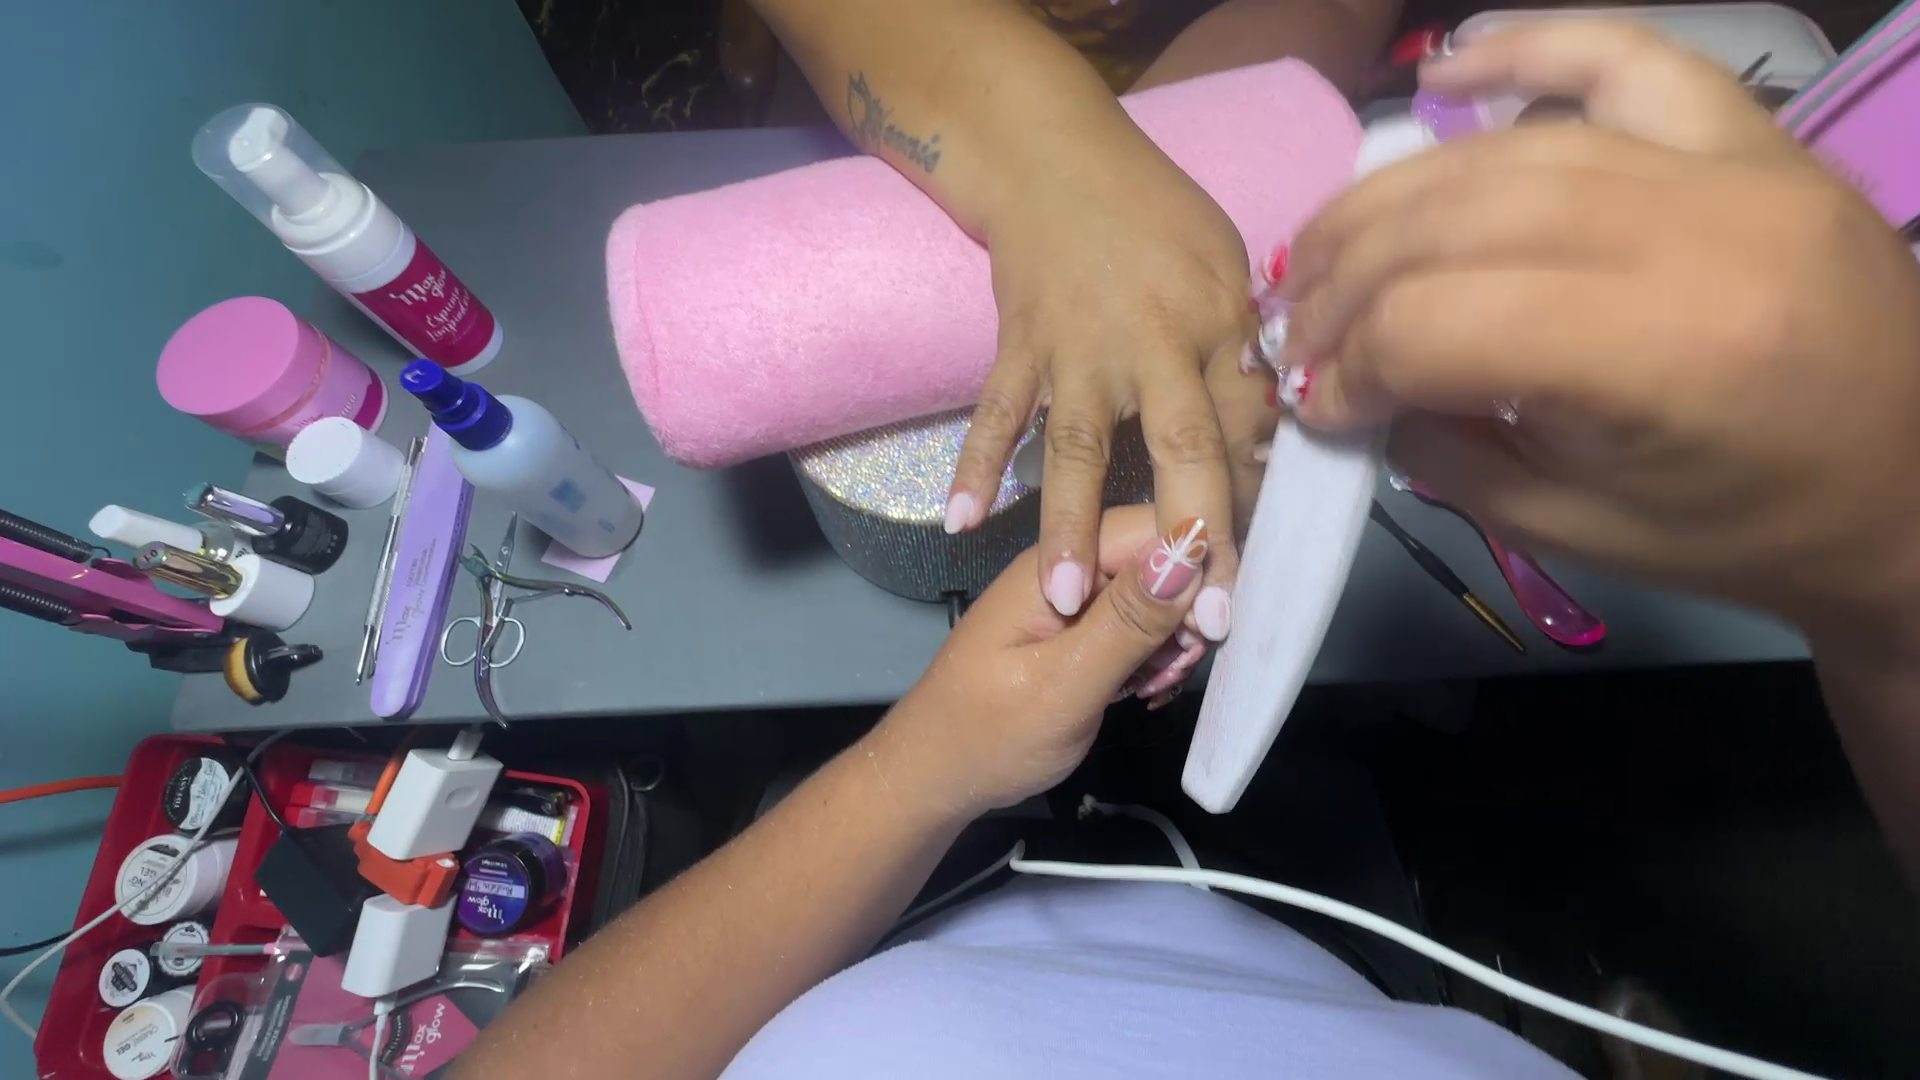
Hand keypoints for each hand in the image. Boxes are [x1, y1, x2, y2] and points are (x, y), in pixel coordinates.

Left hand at [878, 506, 1213, 817]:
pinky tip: (1142, 693)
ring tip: (1150, 690)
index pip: (1149, 526)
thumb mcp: (1064, 682)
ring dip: (1170, 644)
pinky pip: (1136, 630)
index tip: (1214, 626)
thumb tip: (1189, 550)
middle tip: (1171, 671)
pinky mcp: (1079, 632)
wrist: (939, 774)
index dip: (1196, 564)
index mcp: (1055, 563)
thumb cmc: (990, 732)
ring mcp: (1073, 601)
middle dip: (1185, 613)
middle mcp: (1067, 568)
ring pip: (1155, 600)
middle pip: (1159, 560)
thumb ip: (1127, 621)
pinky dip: (1151, 660)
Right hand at [945, 152, 1261, 642]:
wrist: (1059, 164)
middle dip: (1192, 534)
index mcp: (1219, 324)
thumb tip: (1258, 444)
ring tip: (1066, 599)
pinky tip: (956, 522)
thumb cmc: (1157, 218)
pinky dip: (973, 467)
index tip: (1244, 579)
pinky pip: (995, 415)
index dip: (1251, 507)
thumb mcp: (1227, 269)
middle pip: (1181, 448)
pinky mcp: (1018, 349)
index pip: (1248, 430)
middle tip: (1197, 620)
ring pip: (1078, 448)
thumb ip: (1241, 355)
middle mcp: (1154, 343)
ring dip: (1071, 525)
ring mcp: (1077, 350)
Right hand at [1274, 22, 1919, 638]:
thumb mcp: (1548, 522)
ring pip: (1497, 153)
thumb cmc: (1724, 528)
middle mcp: (1699, 234)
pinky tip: (1443, 73)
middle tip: (1299, 339)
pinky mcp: (1744, 136)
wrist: (1906, 488)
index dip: (1347, 367)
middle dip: (1341, 288)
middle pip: (1449, 225)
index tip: (1317, 408)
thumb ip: (1430, 448)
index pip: (1435, 324)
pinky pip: (1621, 57)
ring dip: (1377, 205)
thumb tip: (1342, 389)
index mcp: (1660, 357)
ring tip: (1321, 258)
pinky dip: (1523, 51)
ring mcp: (1731, 166)